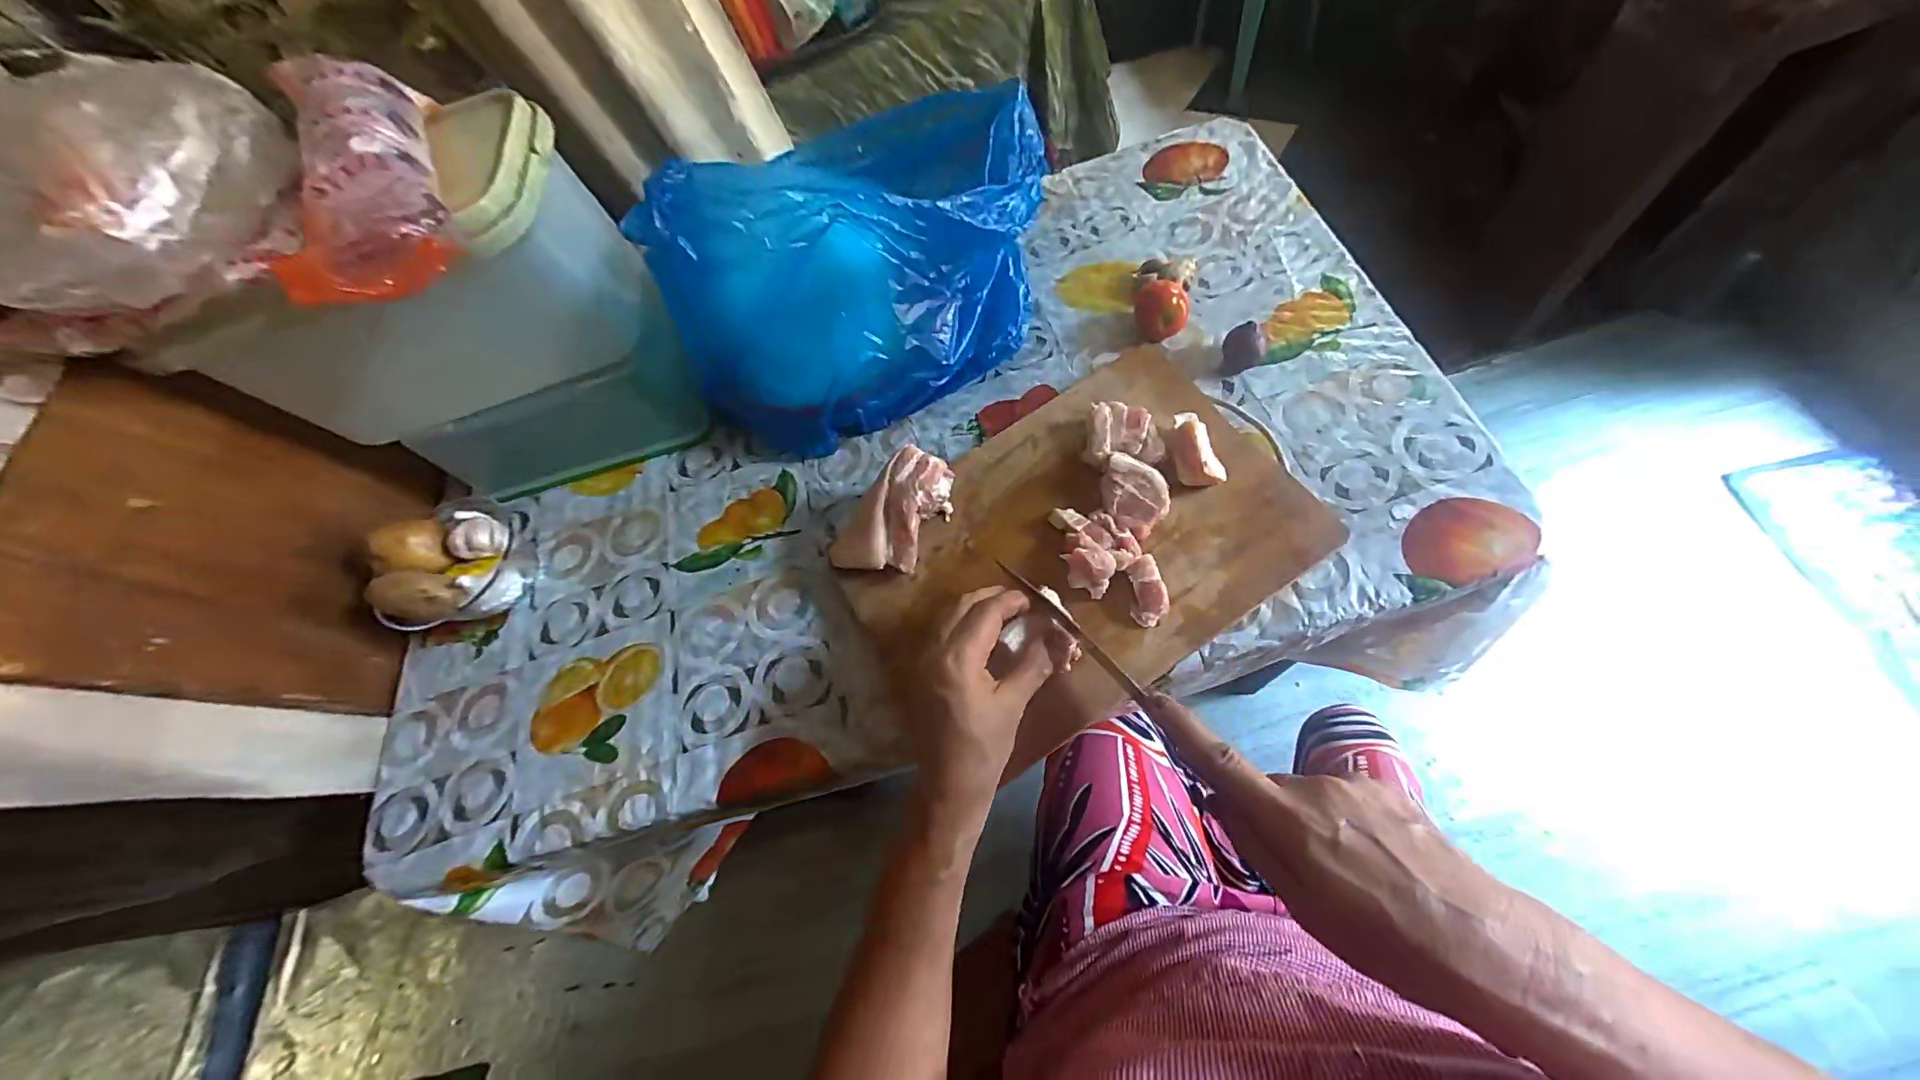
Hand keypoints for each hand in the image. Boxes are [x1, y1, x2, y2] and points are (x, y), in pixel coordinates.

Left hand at [909, 587, 1056, 811]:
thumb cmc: (985, 749)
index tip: (1033, 601)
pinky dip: (962, 625)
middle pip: (962, 606)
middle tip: (1020, 605)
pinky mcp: (920, 672)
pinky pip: (940, 633)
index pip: (985, 612)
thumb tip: (1058, 636)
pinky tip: (982, 637)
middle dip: (991, 598)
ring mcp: (922, 661)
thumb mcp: (1014, 704)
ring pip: (948, 617)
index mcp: (957, 658)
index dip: (1010, 601)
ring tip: (1004, 617)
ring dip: (975, 610)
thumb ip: (1034, 663)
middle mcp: (934, 651)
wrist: (948, 785)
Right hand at [1137, 691, 1527, 1012]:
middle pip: (1268, 789)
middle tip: (1304, 870)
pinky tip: (1378, 860)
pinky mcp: (1384, 787)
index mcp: (1287, 818)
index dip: (1182, 728)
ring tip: (1351, 873)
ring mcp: (1353, 783)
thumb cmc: (1377, 938)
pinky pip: (1341, 796)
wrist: (1480, 941)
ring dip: (1312, 821)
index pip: (1220, 762)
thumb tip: (1219, 802)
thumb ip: (1254, 846)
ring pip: (1307, 795)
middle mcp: (1314, 786)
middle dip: (1271, 816)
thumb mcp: (1302, 905)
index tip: (1154, 697)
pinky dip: (1344, 820)